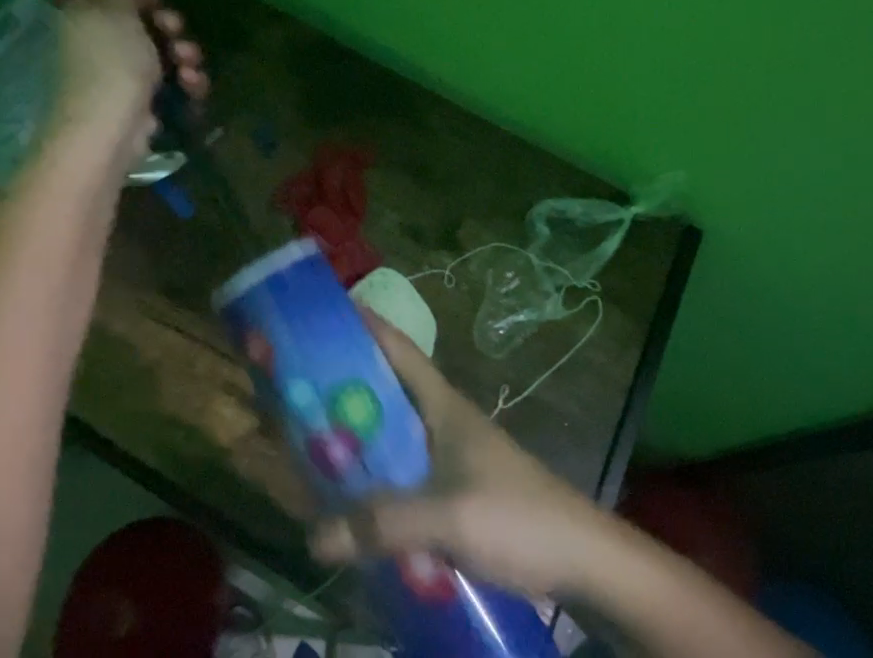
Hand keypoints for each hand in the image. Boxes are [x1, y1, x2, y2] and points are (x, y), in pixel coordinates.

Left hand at [51, 0, 207, 167]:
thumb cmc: (111, 62)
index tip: (157, 4)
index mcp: (89, 18)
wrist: (108, 128)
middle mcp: (102, 44)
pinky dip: (187, 83)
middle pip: (148, 26)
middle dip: (172, 28)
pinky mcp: (143, 102)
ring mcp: (123, 76)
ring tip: (189, 67)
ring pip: (166, 55)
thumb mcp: (115, 11)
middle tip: (176, 33)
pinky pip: (172, 84)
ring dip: (185, 56)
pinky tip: (193, 86)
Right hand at [310, 309, 624, 597]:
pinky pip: (401, 479)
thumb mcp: (450, 516)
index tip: (321, 312)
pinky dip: (372, 483)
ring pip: (391, 439)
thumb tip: (314, 536)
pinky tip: (346, 504)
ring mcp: (450, 460)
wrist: (583, 560)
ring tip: (304, 444)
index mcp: (444, 406)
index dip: (364, 326)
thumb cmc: (519, 517)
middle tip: (289, 387)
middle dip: (342, 388)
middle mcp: (443, 424)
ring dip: (354, 440)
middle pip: (385, 394)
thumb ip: (384, 524)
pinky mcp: (455, 495)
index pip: (399, 351)